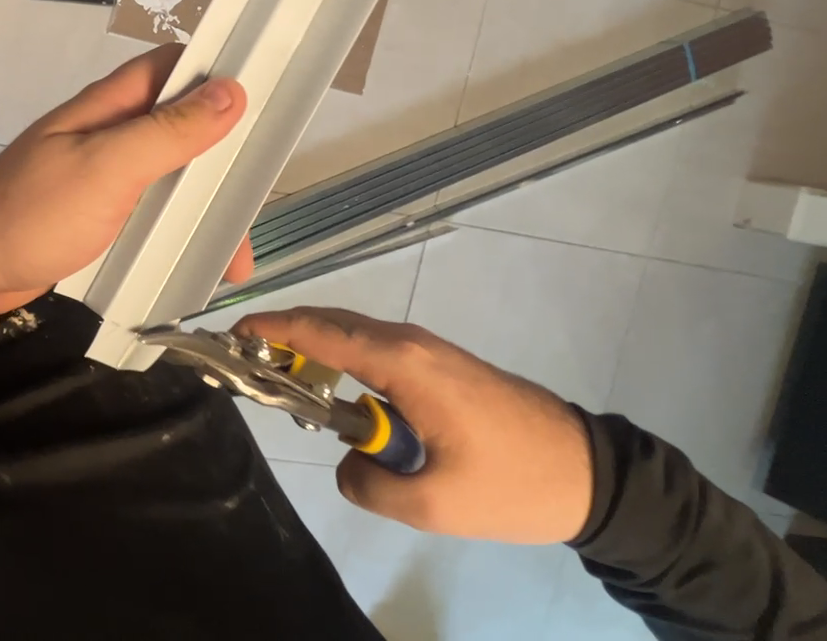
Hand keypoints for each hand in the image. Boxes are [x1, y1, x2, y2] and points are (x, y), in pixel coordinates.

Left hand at [0, 44, 252, 314]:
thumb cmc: (35, 212)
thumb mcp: (106, 167)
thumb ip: (166, 132)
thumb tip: (231, 89)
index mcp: (109, 106)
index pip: (173, 69)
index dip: (218, 76)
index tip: (268, 104)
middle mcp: (111, 132)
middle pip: (182, 126)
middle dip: (224, 158)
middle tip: (254, 202)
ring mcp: (106, 174)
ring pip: (172, 175)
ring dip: (205, 207)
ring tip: (236, 257)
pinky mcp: (102, 213)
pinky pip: (152, 212)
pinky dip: (179, 234)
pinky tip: (202, 267)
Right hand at [233, 307, 592, 544]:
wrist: (596, 477)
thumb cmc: (513, 484)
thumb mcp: (432, 504)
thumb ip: (366, 482)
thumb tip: (348, 460)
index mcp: (400, 363)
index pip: (317, 332)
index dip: (268, 329)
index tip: (230, 337)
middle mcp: (406, 341)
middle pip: (326, 322)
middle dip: (280, 335)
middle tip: (247, 364)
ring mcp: (423, 347)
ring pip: (347, 332)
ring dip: (310, 348)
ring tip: (282, 382)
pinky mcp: (435, 361)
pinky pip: (369, 347)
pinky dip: (337, 357)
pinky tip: (332, 393)